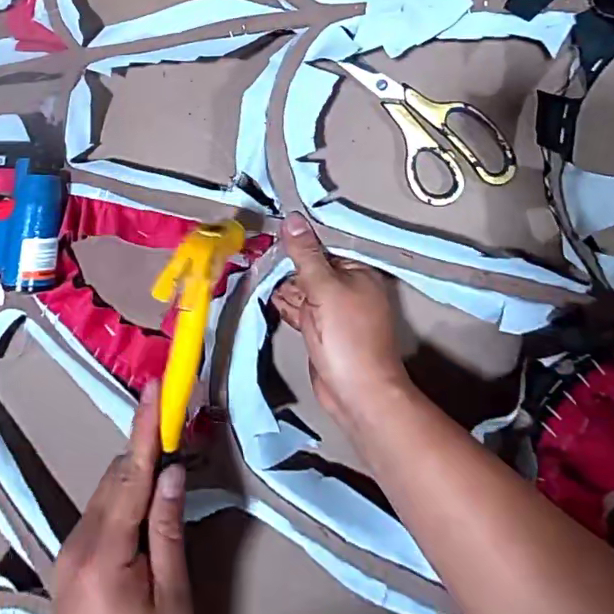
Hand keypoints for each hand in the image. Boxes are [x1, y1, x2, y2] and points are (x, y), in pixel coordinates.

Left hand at [53, 382, 191, 613]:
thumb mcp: (170, 599)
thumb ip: (168, 530)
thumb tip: (172, 471)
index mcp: (103, 552)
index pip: (130, 474)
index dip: (145, 426)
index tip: (156, 387)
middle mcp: (76, 542)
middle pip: (115, 478)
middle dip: (145, 452)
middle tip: (177, 432)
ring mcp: (66, 551)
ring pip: (106, 492)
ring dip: (135, 477)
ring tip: (167, 474)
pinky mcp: (67, 560)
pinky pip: (98, 512)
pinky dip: (123, 500)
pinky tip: (144, 512)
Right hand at [271, 212, 413, 432]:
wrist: (357, 394)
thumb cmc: (348, 338)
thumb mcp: (323, 288)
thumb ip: (306, 254)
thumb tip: (293, 219)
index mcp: (357, 271)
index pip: (324, 245)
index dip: (298, 240)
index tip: (272, 231)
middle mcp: (347, 287)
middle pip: (311, 266)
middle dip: (287, 263)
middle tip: (256, 252)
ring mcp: (333, 309)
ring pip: (303, 288)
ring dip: (282, 283)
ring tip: (255, 269)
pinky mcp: (321, 329)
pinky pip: (300, 308)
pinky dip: (285, 303)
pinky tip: (267, 294)